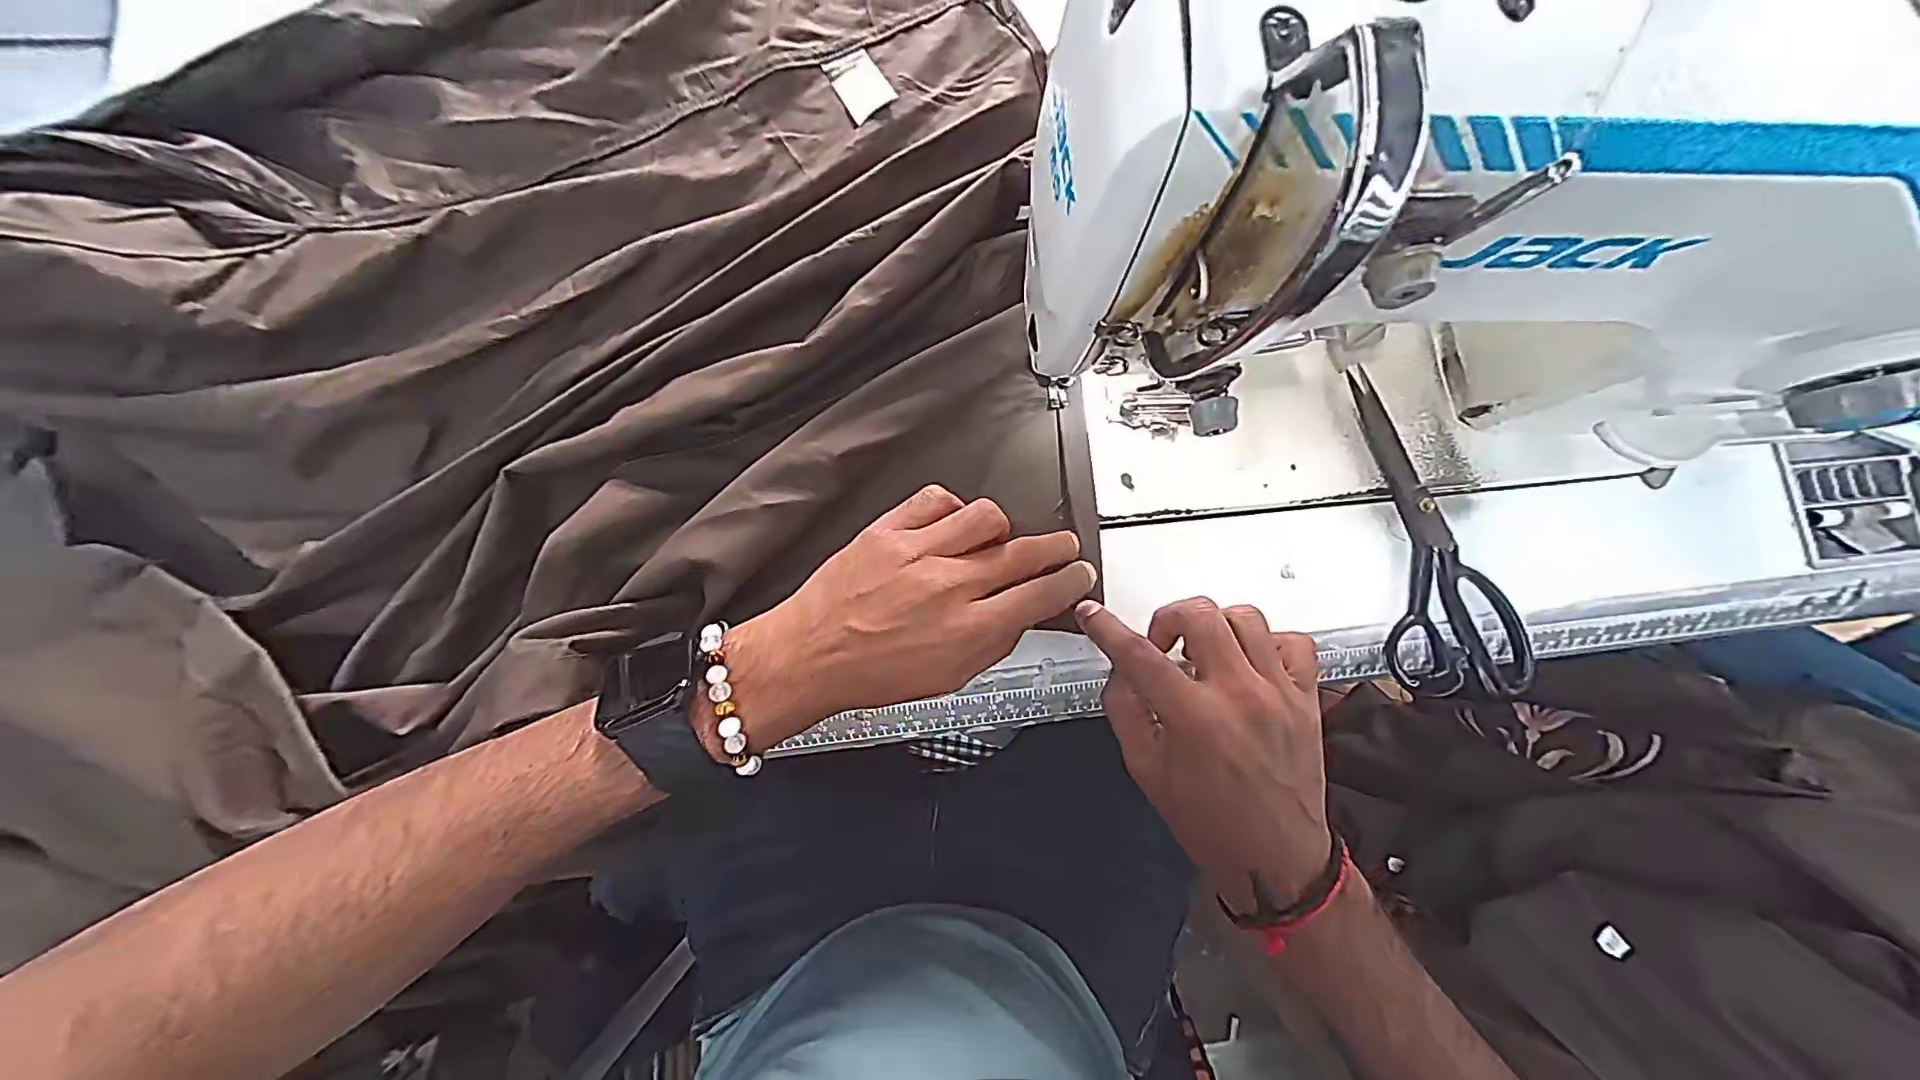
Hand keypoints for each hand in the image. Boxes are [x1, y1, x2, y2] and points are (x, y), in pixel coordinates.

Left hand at [712, 486, 1097, 752]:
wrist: (809, 656)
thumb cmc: (869, 674)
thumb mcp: (947, 678)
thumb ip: (992, 645)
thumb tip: (1019, 617)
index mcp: (968, 629)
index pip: (1040, 595)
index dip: (1068, 581)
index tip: (1076, 574)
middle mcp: (948, 586)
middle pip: (1023, 552)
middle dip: (1056, 548)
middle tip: (1064, 547)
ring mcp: (917, 552)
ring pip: (987, 518)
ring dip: (1006, 527)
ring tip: (1000, 537)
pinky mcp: (888, 531)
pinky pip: (936, 500)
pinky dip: (953, 508)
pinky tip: (952, 522)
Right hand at [1074, 597, 1330, 898]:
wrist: (1275, 858)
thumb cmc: (1213, 823)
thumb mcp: (1146, 769)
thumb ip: (1125, 711)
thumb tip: (1119, 671)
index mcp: (1193, 718)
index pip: (1138, 654)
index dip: (1107, 628)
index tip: (1094, 616)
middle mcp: (1239, 696)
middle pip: (1198, 614)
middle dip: (1166, 618)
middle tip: (1162, 644)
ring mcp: (1278, 694)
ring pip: (1245, 617)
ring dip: (1213, 625)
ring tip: (1204, 650)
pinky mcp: (1306, 699)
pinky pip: (1294, 642)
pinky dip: (1267, 641)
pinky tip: (1249, 660)